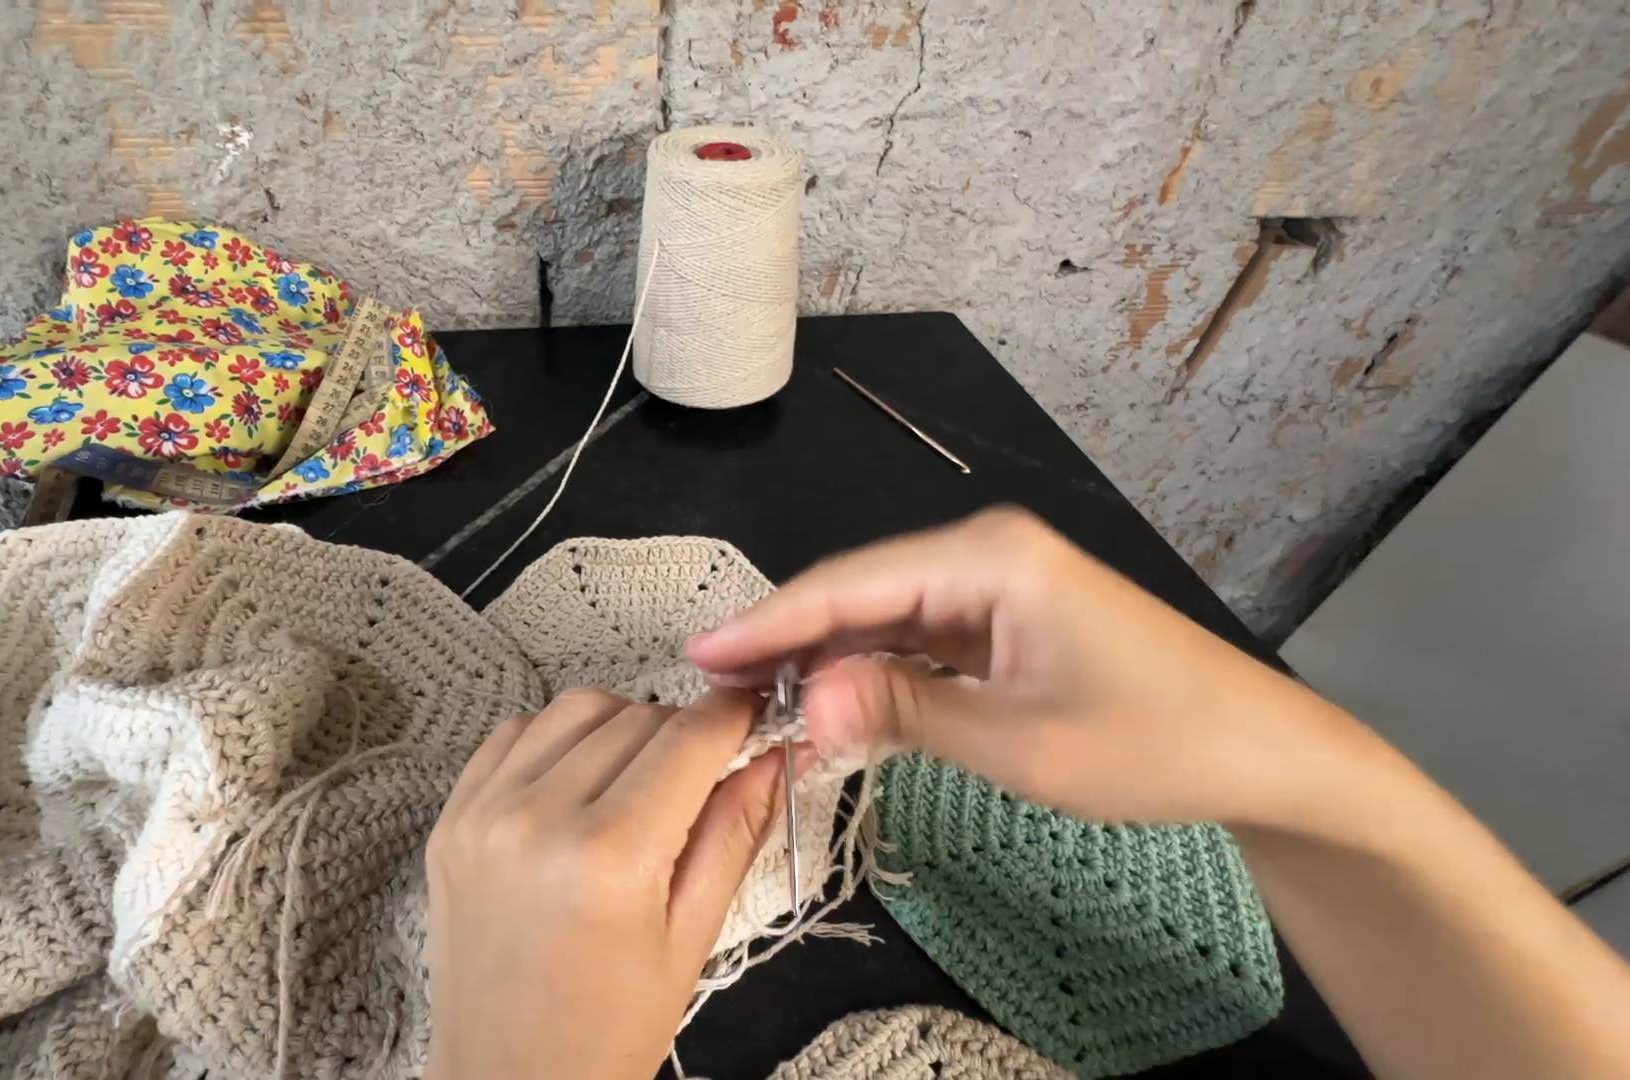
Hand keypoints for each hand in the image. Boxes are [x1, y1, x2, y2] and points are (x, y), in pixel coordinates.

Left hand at [424, 687, 786, 1079]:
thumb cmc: (615, 1026)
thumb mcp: (693, 936)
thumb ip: (737, 829)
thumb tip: (777, 751)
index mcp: (610, 858)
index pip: (686, 740)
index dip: (730, 714)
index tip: (753, 710)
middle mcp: (539, 816)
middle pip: (637, 717)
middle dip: (682, 731)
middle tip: (699, 770)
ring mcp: (483, 810)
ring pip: (578, 708)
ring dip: (623, 724)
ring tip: (637, 775)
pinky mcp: (451, 813)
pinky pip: (518, 730)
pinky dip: (560, 736)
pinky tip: (578, 779)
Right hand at [686, 507, 1395, 832]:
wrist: (1258, 753)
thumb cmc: (1152, 745)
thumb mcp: (1016, 742)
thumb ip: (899, 711)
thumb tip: (802, 708)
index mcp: (988, 558)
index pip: (850, 584)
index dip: (770, 621)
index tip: (701, 654)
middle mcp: (978, 551)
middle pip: (856, 590)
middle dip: (786, 637)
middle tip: (715, 681)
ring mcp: (985, 580)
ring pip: (876, 612)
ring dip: (821, 654)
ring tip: (753, 690)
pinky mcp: (991, 612)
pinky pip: (908, 633)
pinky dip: (864, 665)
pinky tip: (824, 691)